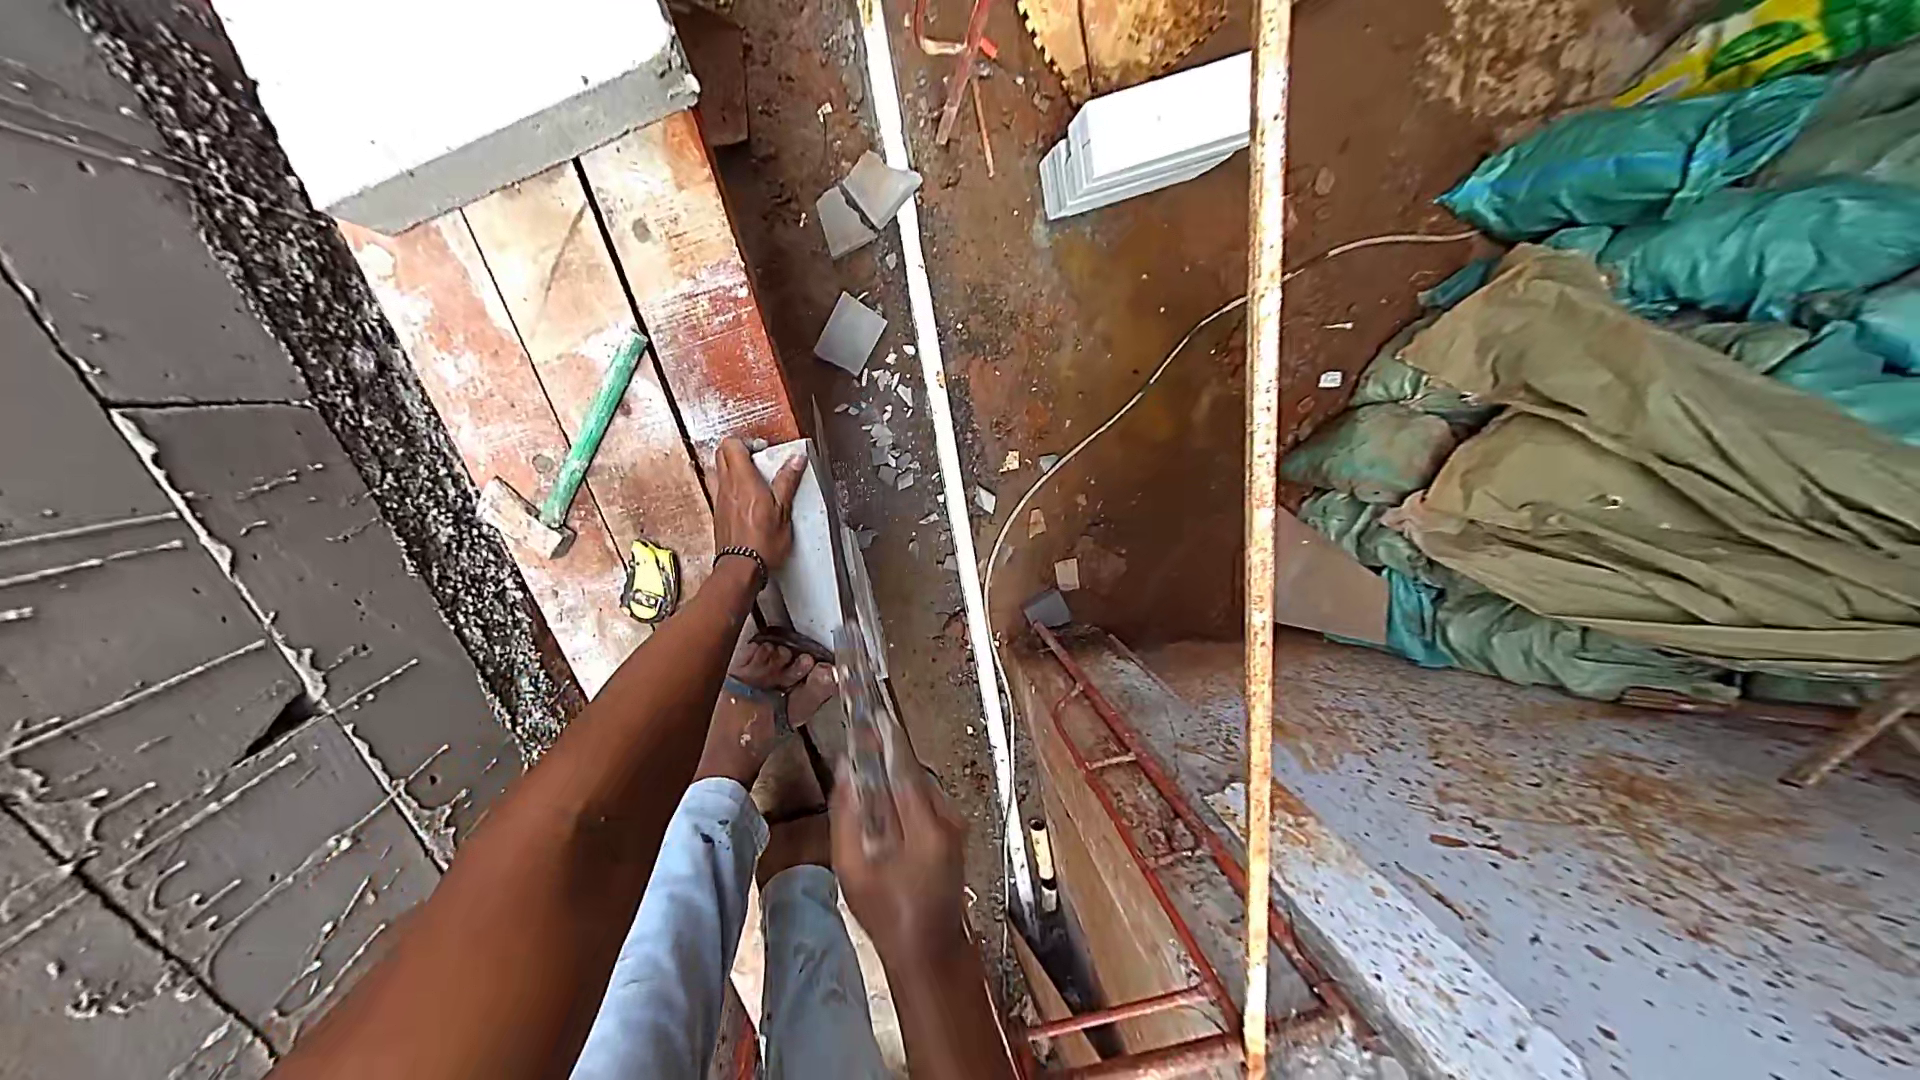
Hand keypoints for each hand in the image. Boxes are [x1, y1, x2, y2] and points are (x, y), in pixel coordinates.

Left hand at [711, 437, 805, 570]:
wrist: (741, 568)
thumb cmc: (762, 544)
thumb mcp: (783, 510)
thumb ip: (788, 481)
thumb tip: (796, 460)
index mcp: (743, 481)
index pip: (731, 445)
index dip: (747, 442)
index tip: (764, 450)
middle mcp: (726, 487)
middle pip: (721, 453)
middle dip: (739, 450)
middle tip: (759, 460)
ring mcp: (720, 499)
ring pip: (718, 470)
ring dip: (733, 467)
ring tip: (753, 478)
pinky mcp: (718, 512)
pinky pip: (720, 488)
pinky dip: (731, 485)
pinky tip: (747, 498)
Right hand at [830, 751, 969, 967]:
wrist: (929, 949)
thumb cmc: (886, 914)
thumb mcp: (852, 869)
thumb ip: (848, 815)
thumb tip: (847, 770)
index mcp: (925, 828)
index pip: (904, 767)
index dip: (885, 737)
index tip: (870, 715)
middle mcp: (948, 818)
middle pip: (912, 772)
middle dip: (885, 760)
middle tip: (860, 749)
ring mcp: (956, 823)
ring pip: (919, 784)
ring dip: (894, 780)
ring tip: (870, 788)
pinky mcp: (956, 829)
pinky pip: (926, 799)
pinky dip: (905, 797)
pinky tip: (889, 815)